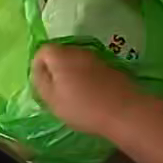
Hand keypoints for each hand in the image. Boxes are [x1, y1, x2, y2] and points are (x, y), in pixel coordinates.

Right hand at [31, 42, 147, 136]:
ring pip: (77, 61)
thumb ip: (40, 81)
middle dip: (55, 70)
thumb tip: (39, 70)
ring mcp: (97, 58)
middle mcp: (79, 51)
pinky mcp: (112, 68)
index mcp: (61, 56)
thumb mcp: (51, 98)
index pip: (42, 51)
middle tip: (56, 92)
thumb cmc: (82, 107)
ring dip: (72, 74)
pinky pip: (92, 69)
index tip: (41, 85)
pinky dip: (88, 79)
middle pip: (61, 54)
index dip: (38, 66)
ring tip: (74, 96)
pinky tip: (91, 96)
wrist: (124, 111)